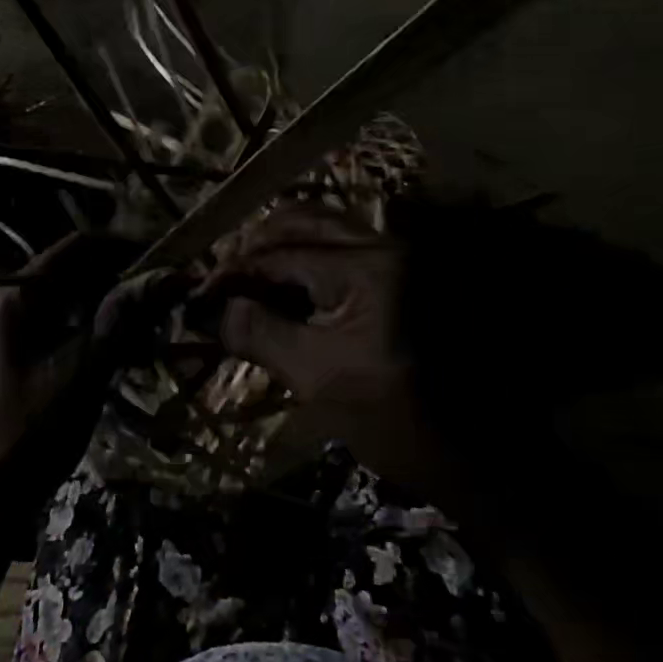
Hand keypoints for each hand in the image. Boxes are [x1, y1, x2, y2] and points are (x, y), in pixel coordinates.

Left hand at [0, 235, 183, 510]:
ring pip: (73, 298)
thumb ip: (124, 316)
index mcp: (15, 294)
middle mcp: (9, 300)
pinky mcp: (19, 352)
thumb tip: (168, 274)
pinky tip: (128, 348)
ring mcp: (11, 327)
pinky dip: (97, 329)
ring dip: (114, 306)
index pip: (78, 246)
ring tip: (153, 323)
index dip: (126, 247)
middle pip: (75, 270)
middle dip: (123, 279)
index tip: (166, 258)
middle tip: (166, 295)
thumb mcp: (85, 369)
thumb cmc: (31, 430)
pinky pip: (64, 323)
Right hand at [206, 206, 407, 407]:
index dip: (235, 272)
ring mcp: (390, 256)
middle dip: (257, 244)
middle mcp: (381, 246)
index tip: (202, 293)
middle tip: (225, 274)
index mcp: (365, 268)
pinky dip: (303, 255)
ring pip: (322, 227)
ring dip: (279, 244)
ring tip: (248, 274)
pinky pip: (337, 246)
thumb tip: (215, 308)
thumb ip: (261, 334)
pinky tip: (282, 282)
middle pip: (304, 220)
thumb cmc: (389, 412)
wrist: (459, 441)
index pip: (282, 255)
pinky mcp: (391, 272)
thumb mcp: (317, 375)